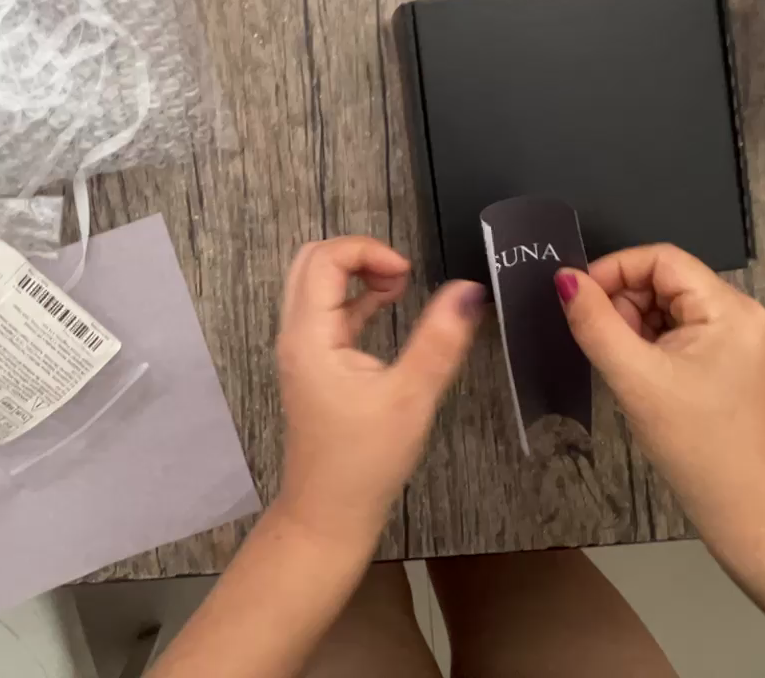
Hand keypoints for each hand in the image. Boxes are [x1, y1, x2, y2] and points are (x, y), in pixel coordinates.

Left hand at [274, 237, 483, 547]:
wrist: (328, 514)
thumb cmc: (365, 461)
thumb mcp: (411, 397)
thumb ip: (440, 341)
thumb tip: (469, 291)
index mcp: (309, 335)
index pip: (325, 258)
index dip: (367, 250)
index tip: (407, 274)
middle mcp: (295, 333)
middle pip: (312, 261)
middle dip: (358, 255)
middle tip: (400, 275)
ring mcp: (301, 347)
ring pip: (316, 283)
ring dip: (355, 274)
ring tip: (398, 288)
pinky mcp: (313, 361)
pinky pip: (326, 309)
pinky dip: (354, 297)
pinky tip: (387, 306)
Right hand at [554, 245, 764, 533]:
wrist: (747, 514)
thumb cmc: (696, 446)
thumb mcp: (635, 378)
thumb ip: (594, 322)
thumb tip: (564, 278)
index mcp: (732, 310)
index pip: (661, 259)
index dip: (614, 270)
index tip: (580, 300)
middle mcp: (743, 315)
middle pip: (664, 280)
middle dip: (624, 302)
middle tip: (605, 343)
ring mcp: (739, 339)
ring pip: (667, 305)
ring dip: (633, 324)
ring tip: (625, 365)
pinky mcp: (730, 361)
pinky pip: (678, 330)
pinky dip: (649, 342)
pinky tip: (640, 373)